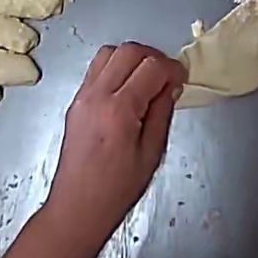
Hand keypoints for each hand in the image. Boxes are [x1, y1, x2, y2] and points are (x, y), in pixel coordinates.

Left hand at [41, 43, 183, 247]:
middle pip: (129, 50)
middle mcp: (98, 94)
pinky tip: (126, 85)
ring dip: (132, 57)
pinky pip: (96, 67)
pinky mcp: (75, 99)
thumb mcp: (151, 154)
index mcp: (119, 110)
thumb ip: (162, 112)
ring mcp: (83, 94)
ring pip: (109, 52)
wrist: (76, 207)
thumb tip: (171, 85)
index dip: (172, 67)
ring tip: (146, 76)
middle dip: (153, 56)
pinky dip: (115, 65)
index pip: (151, 68)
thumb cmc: (116, 189)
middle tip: (166, 74)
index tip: (181, 77)